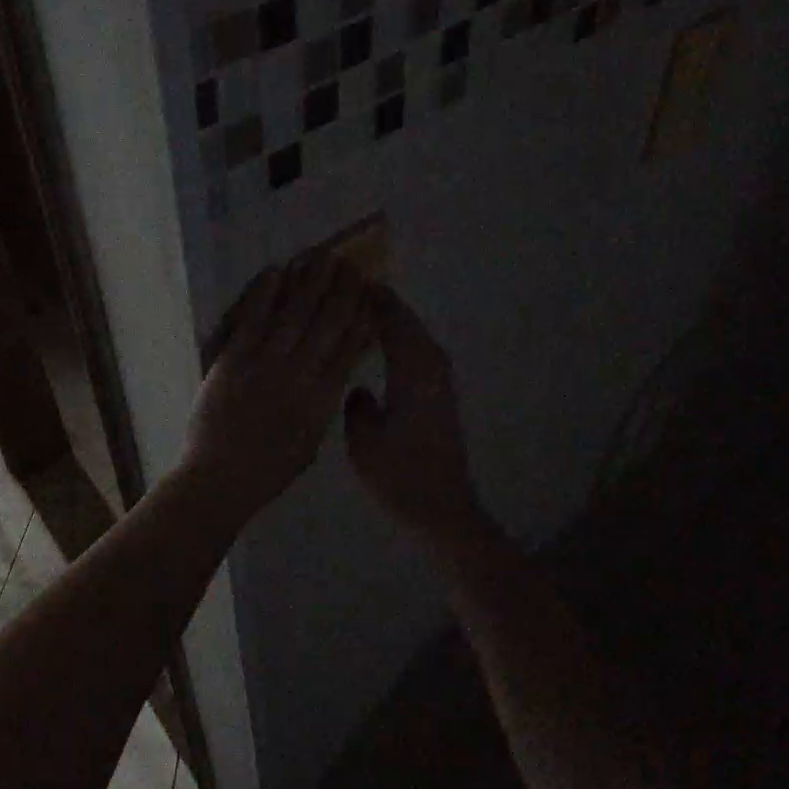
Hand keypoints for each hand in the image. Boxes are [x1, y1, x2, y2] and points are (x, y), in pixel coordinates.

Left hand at [183, 259, 374, 515]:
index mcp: (322, 399)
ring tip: (321, 256)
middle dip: (341, 290)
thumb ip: (322, 405)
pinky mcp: (234, 359)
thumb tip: (334, 375)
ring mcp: (266, 365)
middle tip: (349, 264)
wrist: (222, 478)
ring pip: (294, 314)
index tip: (369, 295)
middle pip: (328, 323)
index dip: (361, 318)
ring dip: (309, 282)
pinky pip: (253, 318)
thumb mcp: (309, 441)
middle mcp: (300, 375)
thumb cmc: (267, 469)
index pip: (349, 349)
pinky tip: (276, 272)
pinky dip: (265, 293)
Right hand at [344, 286, 501, 557]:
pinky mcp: (440, 395)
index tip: (346, 280)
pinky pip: (418, 351)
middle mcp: (431, 368)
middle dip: (382, 302)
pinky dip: (400, 339)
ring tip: (360, 308)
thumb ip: (355, 403)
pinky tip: (380, 344)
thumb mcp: (362, 438)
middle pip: (407, 322)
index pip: (391, 320)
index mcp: (413, 371)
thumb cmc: (399, 475)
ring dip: (392, 319)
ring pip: (415, 335)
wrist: (442, 509)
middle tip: (349, 286)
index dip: (370, 298)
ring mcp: (440, 381)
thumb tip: (357, 387)